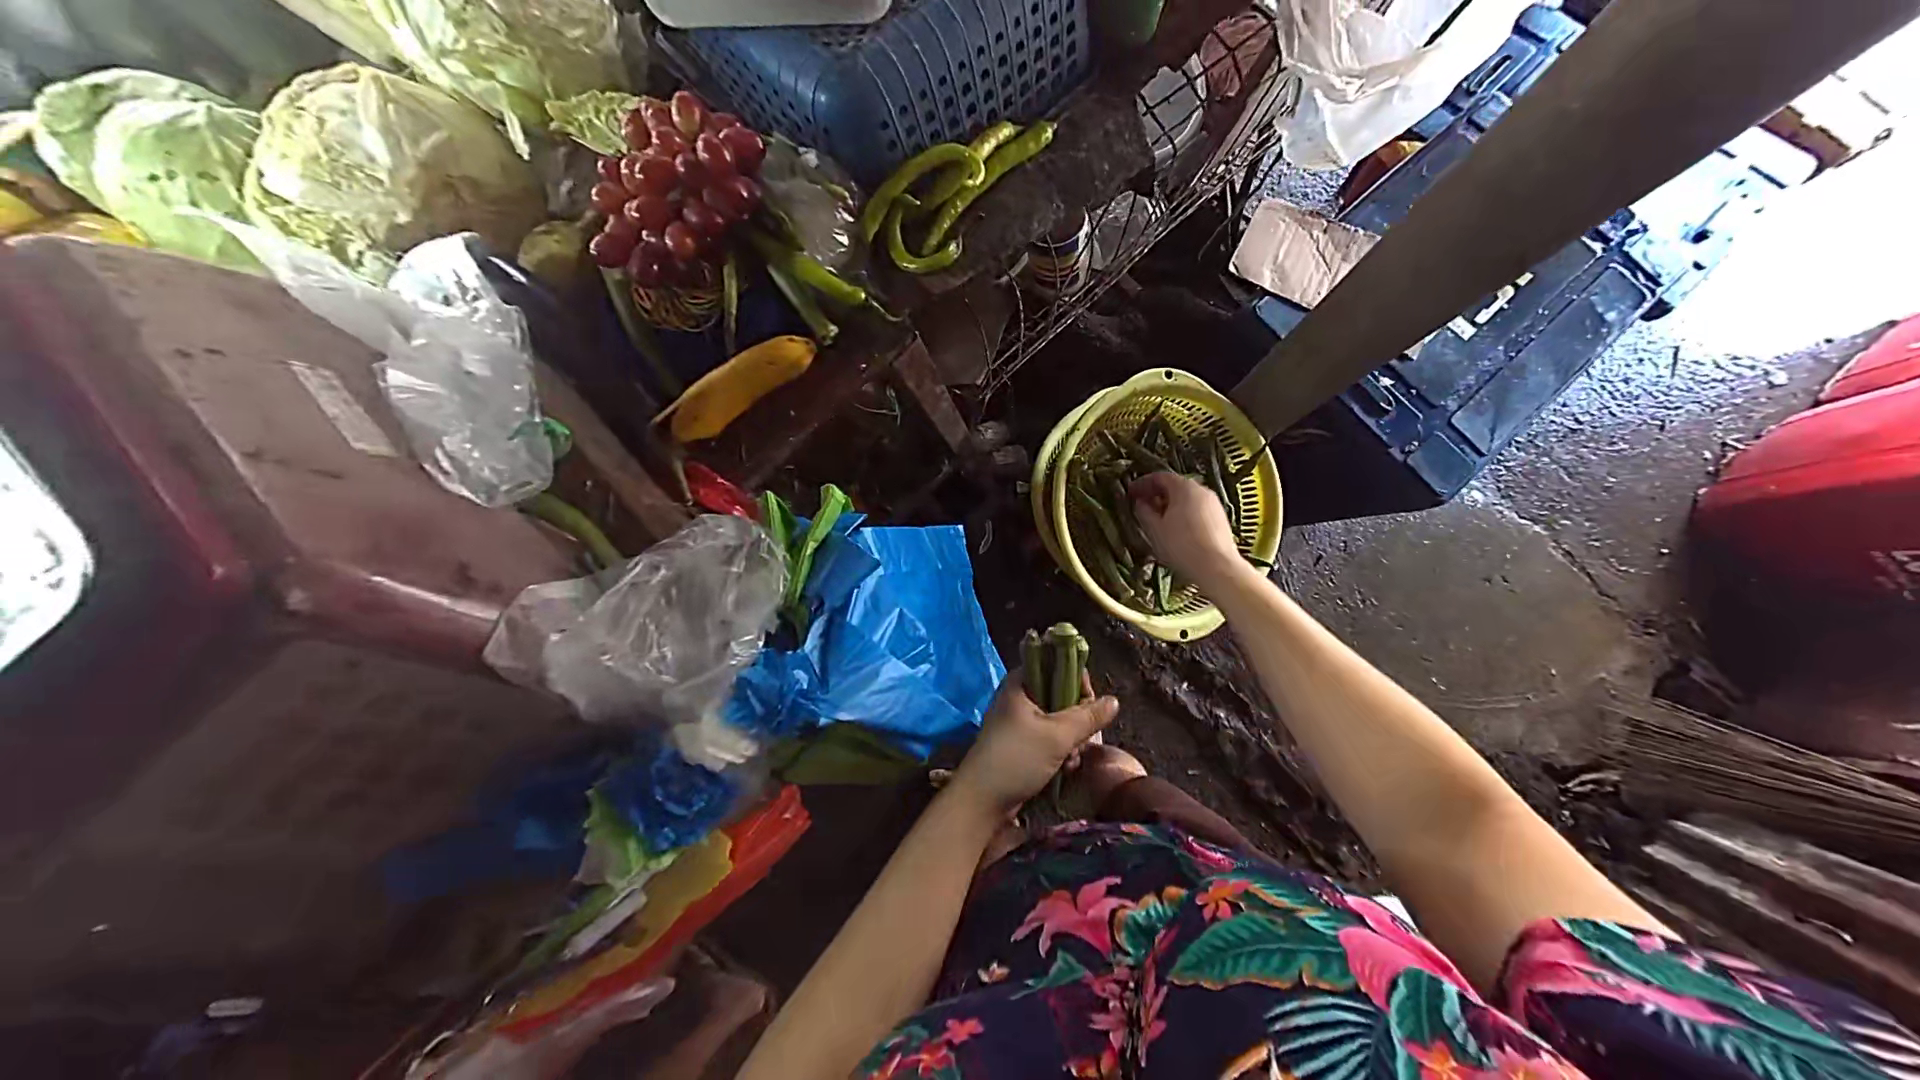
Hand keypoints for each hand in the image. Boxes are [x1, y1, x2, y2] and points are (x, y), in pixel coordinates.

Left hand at [951, 673, 1117, 814]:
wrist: (982, 802)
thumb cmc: (1016, 759)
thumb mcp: (1057, 735)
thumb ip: (1088, 716)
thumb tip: (1114, 701)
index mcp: (1021, 682)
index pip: (1058, 666)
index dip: (1078, 683)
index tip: (1088, 706)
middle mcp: (1020, 697)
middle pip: (1062, 696)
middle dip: (1078, 720)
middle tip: (1081, 740)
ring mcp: (1020, 722)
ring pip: (1060, 720)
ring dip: (1072, 740)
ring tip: (1071, 759)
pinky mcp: (1022, 744)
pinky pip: (1051, 739)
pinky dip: (1062, 751)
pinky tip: (1066, 769)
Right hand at [1128, 471, 1244, 589]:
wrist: (1217, 569)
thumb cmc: (1182, 547)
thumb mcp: (1154, 529)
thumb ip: (1143, 512)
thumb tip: (1140, 503)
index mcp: (1184, 488)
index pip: (1159, 477)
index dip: (1142, 483)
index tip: (1131, 493)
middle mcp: (1202, 491)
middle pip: (1175, 486)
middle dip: (1156, 494)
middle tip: (1141, 505)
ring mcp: (1214, 505)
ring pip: (1187, 499)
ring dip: (1170, 505)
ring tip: (1157, 520)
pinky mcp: (1221, 520)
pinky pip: (1197, 511)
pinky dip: (1183, 514)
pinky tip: (1176, 530)